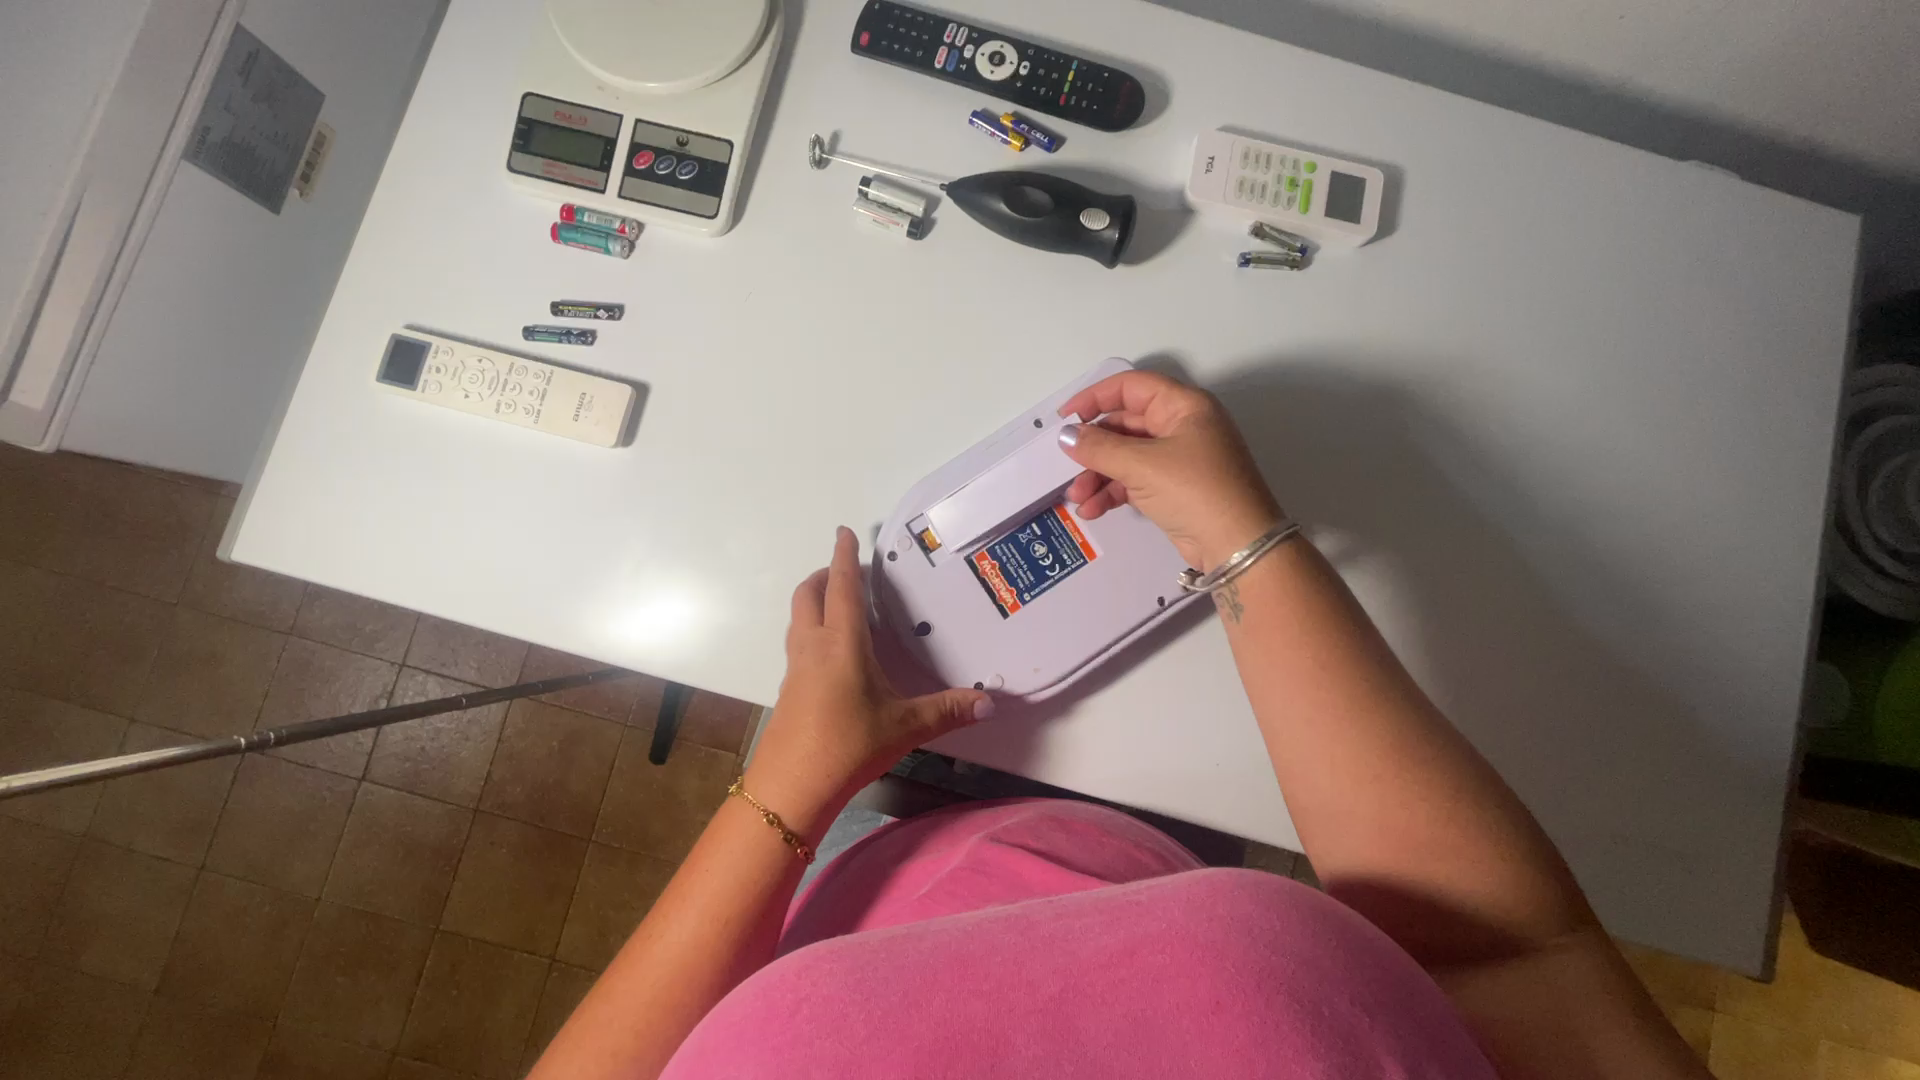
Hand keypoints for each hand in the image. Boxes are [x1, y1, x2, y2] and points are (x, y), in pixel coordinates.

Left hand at [744, 527, 992, 832]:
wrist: (791, 788)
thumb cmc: (849, 746)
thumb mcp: (905, 727)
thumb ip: (948, 711)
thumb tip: (990, 701)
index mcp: (841, 643)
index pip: (843, 586)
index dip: (845, 555)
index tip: (844, 531)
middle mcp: (813, 647)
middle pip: (808, 594)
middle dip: (825, 574)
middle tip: (846, 569)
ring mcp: (795, 669)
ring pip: (798, 619)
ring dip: (814, 600)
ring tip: (838, 603)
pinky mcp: (787, 691)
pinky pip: (797, 645)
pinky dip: (811, 630)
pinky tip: (832, 654)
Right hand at [1057, 370, 1283, 571]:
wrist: (1237, 545)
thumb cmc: (1196, 491)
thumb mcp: (1142, 465)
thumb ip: (1099, 448)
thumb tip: (1067, 436)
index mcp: (1183, 406)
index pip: (1131, 387)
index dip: (1095, 397)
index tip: (1065, 416)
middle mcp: (1181, 427)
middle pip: (1125, 425)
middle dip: (1093, 448)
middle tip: (1065, 464)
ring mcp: (1178, 459)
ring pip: (1126, 456)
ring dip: (1098, 475)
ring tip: (1077, 497)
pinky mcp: (1173, 488)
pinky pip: (1133, 481)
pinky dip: (1112, 492)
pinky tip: (1093, 509)